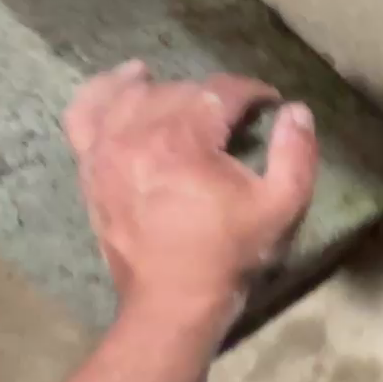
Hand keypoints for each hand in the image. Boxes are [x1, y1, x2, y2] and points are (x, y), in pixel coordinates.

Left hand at [62, 61, 318, 336]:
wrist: (174, 299)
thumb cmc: (234, 250)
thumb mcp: (285, 203)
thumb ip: (297, 151)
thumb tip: (297, 110)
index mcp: (184, 143)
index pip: (220, 91)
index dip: (253, 91)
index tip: (274, 103)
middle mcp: (136, 137)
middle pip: (179, 90)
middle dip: (217, 94)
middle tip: (244, 115)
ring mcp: (104, 152)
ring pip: (133, 96)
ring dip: (170, 89)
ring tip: (195, 95)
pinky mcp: (90, 168)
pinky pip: (85, 114)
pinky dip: (104, 91)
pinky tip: (126, 82)